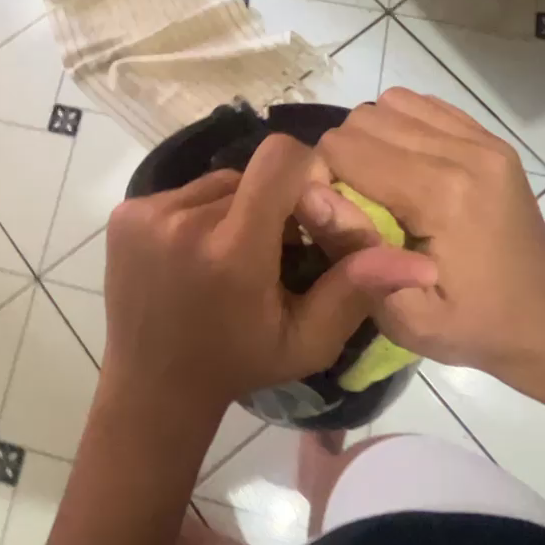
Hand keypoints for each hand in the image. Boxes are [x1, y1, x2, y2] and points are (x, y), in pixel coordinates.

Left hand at [100, 135, 409, 411]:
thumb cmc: (238, 364)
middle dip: (268, 204)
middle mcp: (184, 222)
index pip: (280, 159)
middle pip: (249, 176)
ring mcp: (146, 215)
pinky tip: (192, 258)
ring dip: (232, 209)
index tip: (308, 211)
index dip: (305, 171)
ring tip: (226, 257)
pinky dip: (196, 214)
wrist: (153, 386)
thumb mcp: (306, 339)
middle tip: (267, 251)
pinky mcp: (123, 214)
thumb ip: (356, 290)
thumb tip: (421, 262)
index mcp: (233, 252)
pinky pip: (179, 193)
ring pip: (214, 183)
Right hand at [303, 88, 544, 380]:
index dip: (322, 176)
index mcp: (440, 195)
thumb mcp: (401, 313)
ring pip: (391, 104)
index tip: (333, 215)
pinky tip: (406, 168)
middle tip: (354, 203)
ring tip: (379, 183)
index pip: (343, 146)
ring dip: (372, 138)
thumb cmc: (469, 327)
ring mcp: (483, 141)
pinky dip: (402, 128)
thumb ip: (351, 247)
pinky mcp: (491, 140)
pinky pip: (424, 106)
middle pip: (364, 119)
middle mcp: (463, 153)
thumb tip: (306, 192)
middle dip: (343, 155)